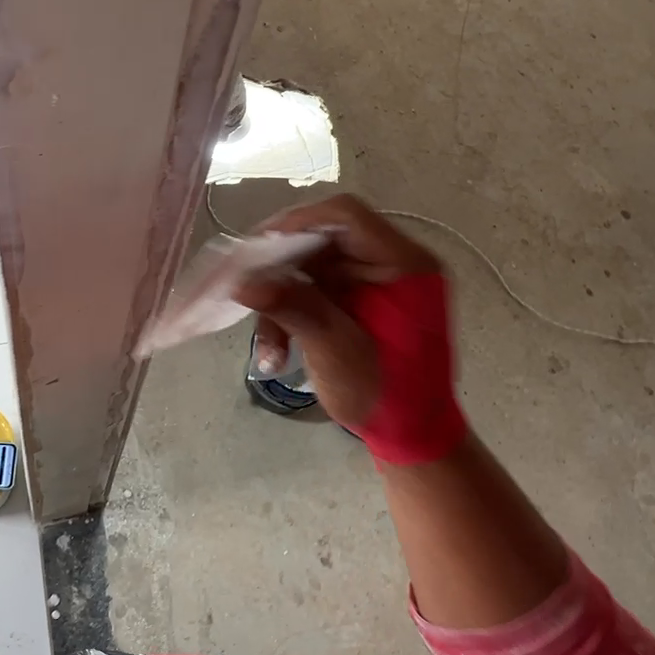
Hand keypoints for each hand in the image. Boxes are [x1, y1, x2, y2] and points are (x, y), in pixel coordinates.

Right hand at [238, 194, 464, 463]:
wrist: (412, 437)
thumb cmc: (387, 396)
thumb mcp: (339, 353)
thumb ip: (295, 310)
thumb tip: (243, 283)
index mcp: (403, 264)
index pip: (346, 217)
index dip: (298, 223)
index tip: (258, 248)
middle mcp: (387, 261)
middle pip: (321, 237)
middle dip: (280, 266)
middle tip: (244, 285)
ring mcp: (369, 278)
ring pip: (308, 264)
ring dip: (280, 298)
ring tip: (267, 346)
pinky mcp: (354, 296)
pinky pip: (311, 287)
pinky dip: (289, 313)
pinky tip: (277, 351)